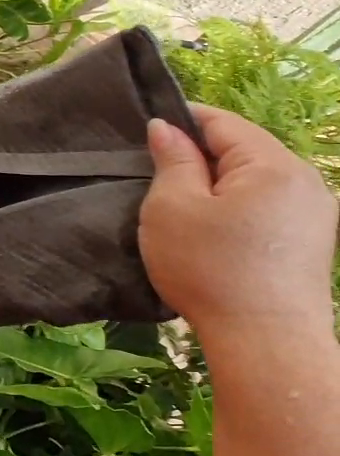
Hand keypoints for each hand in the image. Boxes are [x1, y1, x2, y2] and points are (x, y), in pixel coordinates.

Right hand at [141, 104, 336, 339]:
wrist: (264, 336)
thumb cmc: (208, 264)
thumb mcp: (172, 206)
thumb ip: (174, 160)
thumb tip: (168, 127)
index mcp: (275, 167)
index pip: (224, 123)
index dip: (181, 120)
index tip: (140, 130)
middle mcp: (307, 182)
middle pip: (243, 147)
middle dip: (197, 150)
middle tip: (148, 167)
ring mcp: (315, 211)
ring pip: (253, 175)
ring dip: (213, 177)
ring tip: (174, 196)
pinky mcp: (309, 236)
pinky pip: (265, 199)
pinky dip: (231, 198)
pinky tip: (206, 219)